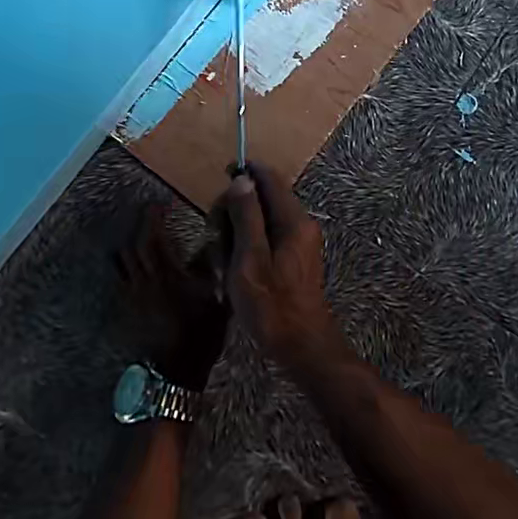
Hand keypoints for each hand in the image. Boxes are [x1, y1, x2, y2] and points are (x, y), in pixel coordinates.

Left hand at [116, 202, 228, 388]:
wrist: (177, 371)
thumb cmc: (201, 333)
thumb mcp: (217, 298)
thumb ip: (211, 269)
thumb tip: (209, 246)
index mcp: (166, 274)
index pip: (152, 237)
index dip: (154, 217)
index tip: (162, 204)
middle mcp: (144, 280)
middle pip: (132, 244)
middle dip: (140, 226)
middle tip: (152, 216)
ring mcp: (132, 295)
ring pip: (122, 260)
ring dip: (130, 243)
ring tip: (142, 237)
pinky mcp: (127, 308)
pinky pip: (121, 278)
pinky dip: (126, 265)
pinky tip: (137, 266)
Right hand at [223, 163, 336, 364]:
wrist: (300, 345)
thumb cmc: (271, 304)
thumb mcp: (250, 258)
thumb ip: (246, 217)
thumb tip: (242, 179)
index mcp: (293, 220)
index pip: (270, 179)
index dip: (246, 173)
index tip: (223, 177)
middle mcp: (301, 225)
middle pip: (264, 200)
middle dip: (236, 211)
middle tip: (216, 236)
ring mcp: (299, 242)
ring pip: (262, 221)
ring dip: (238, 234)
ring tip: (224, 262)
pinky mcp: (293, 259)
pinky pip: (267, 240)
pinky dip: (247, 249)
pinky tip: (234, 272)